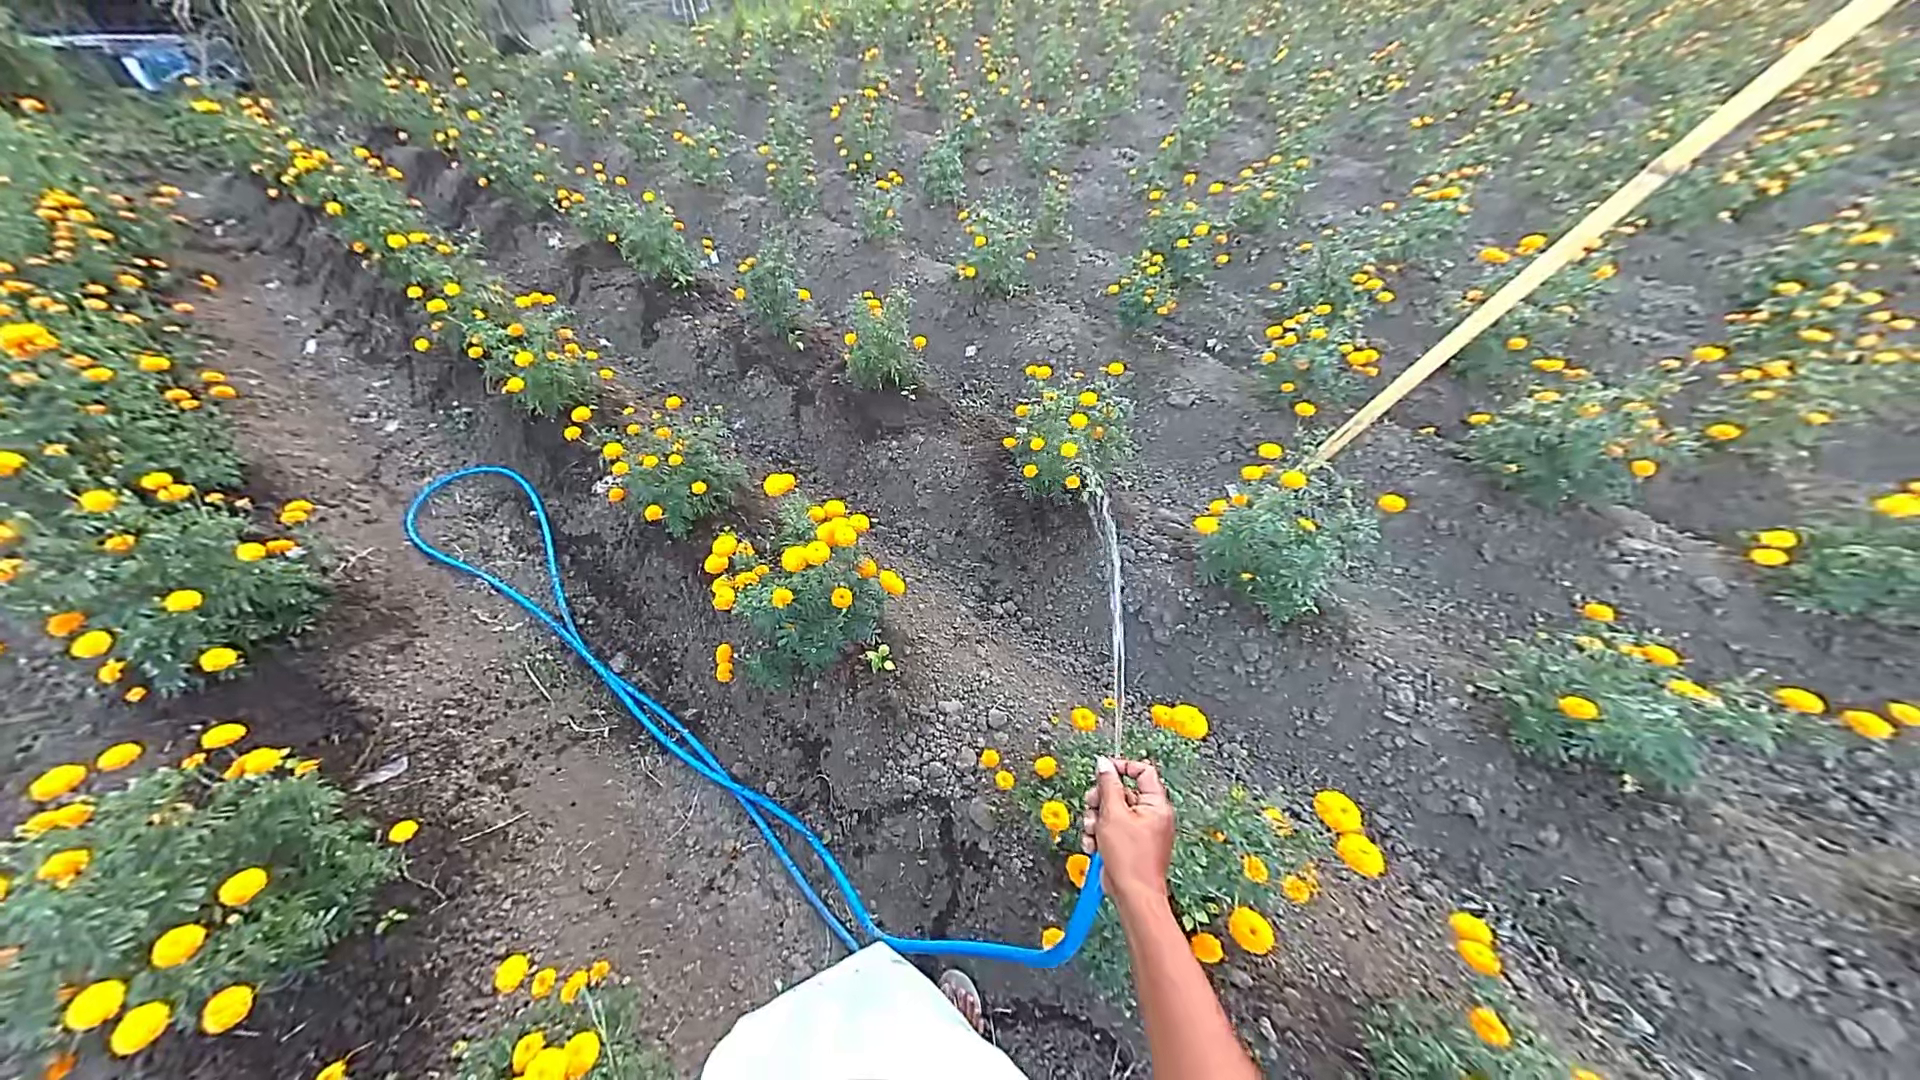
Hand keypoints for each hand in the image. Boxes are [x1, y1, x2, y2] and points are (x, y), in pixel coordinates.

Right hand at [1082, 756, 1173, 908]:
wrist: (1133, 895)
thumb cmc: (1130, 859)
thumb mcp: (1113, 813)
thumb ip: (1108, 785)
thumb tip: (1104, 764)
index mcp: (1155, 804)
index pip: (1142, 771)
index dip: (1122, 767)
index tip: (1103, 771)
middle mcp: (1150, 815)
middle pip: (1121, 791)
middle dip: (1101, 799)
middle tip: (1093, 806)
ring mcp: (1139, 830)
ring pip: (1110, 810)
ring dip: (1095, 819)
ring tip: (1093, 832)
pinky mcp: (1128, 843)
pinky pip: (1109, 827)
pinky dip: (1098, 834)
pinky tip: (1094, 845)